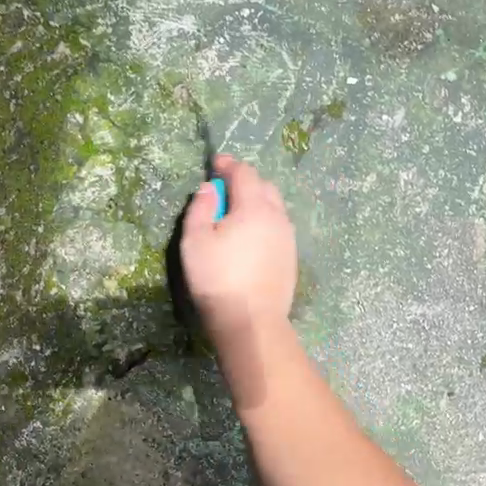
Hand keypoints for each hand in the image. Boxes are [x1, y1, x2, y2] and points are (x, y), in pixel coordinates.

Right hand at [180, 154, 297, 345]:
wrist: (251, 321)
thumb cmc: (217, 279)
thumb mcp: (195, 240)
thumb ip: (200, 208)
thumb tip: (209, 188)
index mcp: (253, 206)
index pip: (243, 173)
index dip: (228, 165)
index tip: (215, 163)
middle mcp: (277, 216)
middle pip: (264, 187)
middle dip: (245, 182)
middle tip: (226, 189)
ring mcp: (288, 238)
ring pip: (274, 208)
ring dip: (257, 203)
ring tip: (238, 213)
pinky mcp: (290, 259)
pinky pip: (278, 229)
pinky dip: (264, 223)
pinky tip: (252, 238)